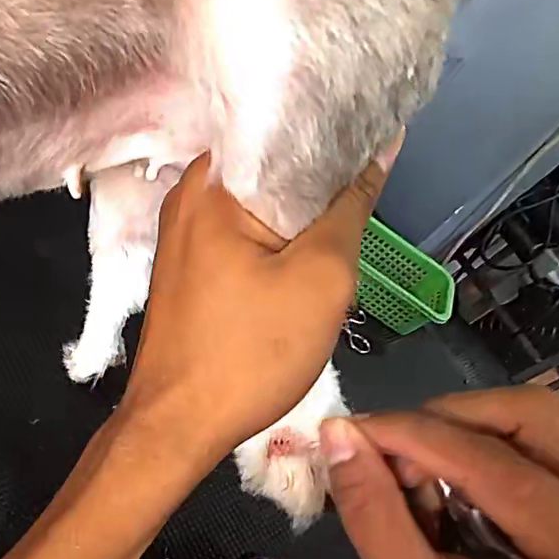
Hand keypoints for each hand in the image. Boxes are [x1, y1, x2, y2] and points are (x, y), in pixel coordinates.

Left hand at [118, 141, 398, 465]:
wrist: (178, 427)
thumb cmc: (249, 355)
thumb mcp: (321, 278)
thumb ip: (352, 208)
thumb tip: (379, 147)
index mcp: (213, 182)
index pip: (291, 132)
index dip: (341, 141)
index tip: (378, 160)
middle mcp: (188, 198)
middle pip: (275, 175)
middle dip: (320, 200)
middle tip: (351, 232)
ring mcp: (182, 239)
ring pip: (262, 214)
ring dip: (299, 235)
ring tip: (328, 263)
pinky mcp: (187, 274)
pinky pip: (242, 246)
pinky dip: (273, 257)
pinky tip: (293, 285)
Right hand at [320, 388, 558, 558]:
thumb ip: (376, 515)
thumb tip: (337, 434)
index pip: (512, 476)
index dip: (424, 442)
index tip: (352, 428)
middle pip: (534, 422)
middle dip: (444, 425)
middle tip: (381, 452)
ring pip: (524, 421)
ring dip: (449, 432)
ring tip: (401, 471)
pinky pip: (517, 440)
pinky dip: (458, 446)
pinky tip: (427, 479)